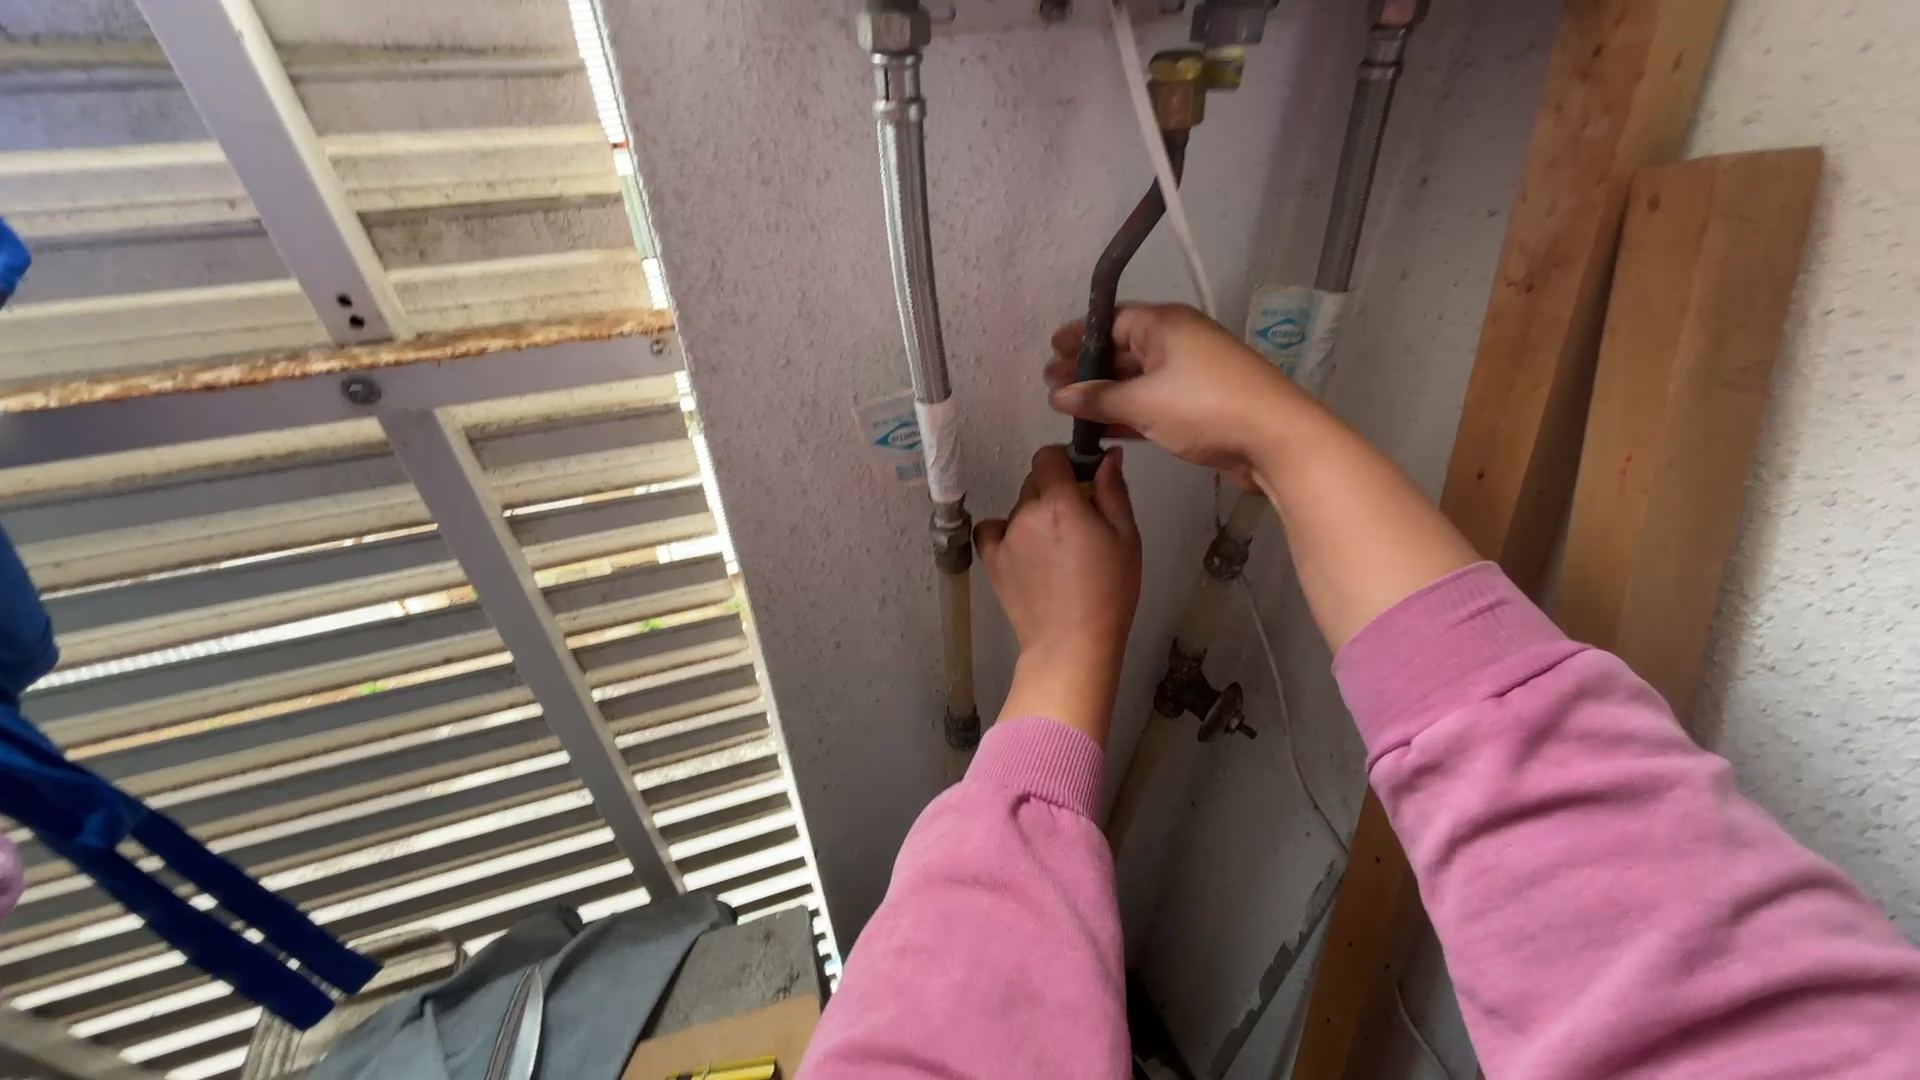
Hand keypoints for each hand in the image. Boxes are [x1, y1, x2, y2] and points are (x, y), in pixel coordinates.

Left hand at [975, 445, 1141, 744]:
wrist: (1072, 643)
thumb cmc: (1108, 593)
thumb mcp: (1126, 538)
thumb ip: (1113, 491)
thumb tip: (1106, 456)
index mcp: (1062, 503)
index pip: (1048, 457)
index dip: (1064, 461)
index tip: (1079, 478)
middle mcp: (1027, 513)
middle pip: (1034, 482)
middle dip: (1053, 492)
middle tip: (1076, 524)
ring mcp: (1005, 537)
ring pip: (1017, 508)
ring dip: (1033, 516)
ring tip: (1055, 552)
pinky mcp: (990, 560)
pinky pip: (991, 531)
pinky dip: (1004, 534)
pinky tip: (1023, 552)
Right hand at [1044, 303, 1306, 487]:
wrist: (1274, 440)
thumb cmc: (1204, 407)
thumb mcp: (1143, 402)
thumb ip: (1097, 398)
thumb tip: (1059, 395)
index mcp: (1165, 325)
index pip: (1112, 320)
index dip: (1080, 336)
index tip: (1052, 352)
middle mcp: (1177, 342)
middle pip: (1123, 350)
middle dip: (1088, 369)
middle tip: (1053, 386)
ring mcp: (1190, 374)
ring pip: (1137, 380)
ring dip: (1106, 394)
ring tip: (1070, 410)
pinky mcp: (1198, 405)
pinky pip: (1152, 402)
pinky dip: (1128, 413)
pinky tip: (1103, 430)